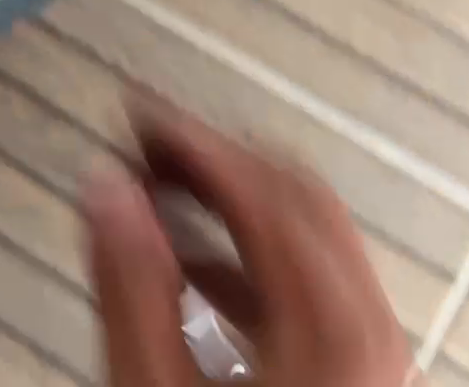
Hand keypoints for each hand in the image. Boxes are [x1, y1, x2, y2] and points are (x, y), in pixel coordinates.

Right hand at [84, 96, 416, 386]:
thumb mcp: (151, 382)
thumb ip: (127, 278)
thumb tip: (101, 183)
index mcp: (323, 322)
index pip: (260, 187)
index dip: (189, 136)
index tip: (130, 108)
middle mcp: (362, 325)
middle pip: (296, 194)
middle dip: (210, 153)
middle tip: (140, 136)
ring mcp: (367, 349)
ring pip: (307, 230)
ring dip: (227, 193)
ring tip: (153, 184)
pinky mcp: (350, 369)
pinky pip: (305, 275)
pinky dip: (242, 243)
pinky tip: (188, 261)